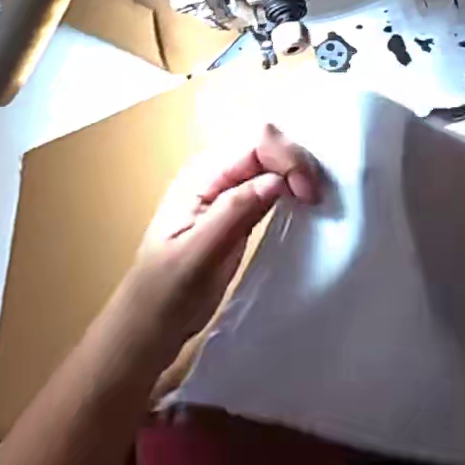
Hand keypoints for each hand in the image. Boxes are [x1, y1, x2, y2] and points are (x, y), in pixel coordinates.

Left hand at [105, 125, 320, 357]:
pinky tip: (301, 205)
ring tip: (314, 201)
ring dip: (297, 173)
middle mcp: (215, 173)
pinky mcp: (236, 209)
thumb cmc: (165, 291)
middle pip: (266, 145)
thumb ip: (233, 212)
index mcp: (201, 175)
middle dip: (296, 162)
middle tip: (315, 200)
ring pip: (270, 162)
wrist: (148, 322)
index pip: (255, 142)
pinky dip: (290, 188)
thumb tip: (276, 180)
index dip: (287, 158)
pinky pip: (268, 184)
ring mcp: (225, 190)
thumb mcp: (198, 254)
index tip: (307, 195)